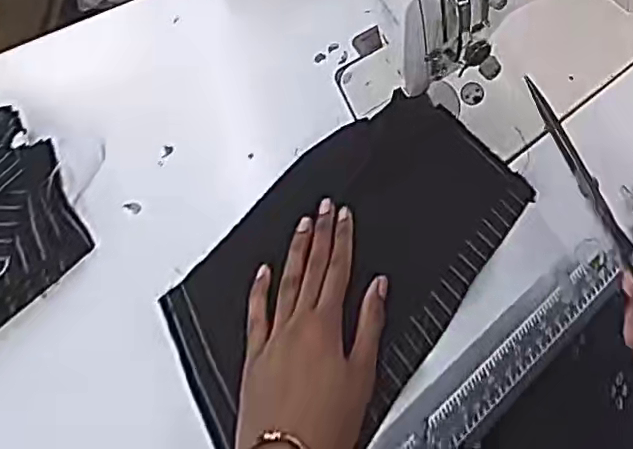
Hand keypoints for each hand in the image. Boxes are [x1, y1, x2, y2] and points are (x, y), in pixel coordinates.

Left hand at [237, 200, 387, 448]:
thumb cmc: (326, 426)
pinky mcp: (255, 356)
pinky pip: (256, 313)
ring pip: (286, 281)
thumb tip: (377, 288)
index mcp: (326, 325)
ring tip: (301, 225)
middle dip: (320, 233)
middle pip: (312, 267)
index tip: (344, 215)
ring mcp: (274, 337)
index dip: (342, 238)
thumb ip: (370, 324)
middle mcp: (298, 324)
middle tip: (324, 207)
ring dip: (295, 250)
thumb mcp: (362, 374)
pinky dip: (259, 288)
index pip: (337, 268)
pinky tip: (262, 271)